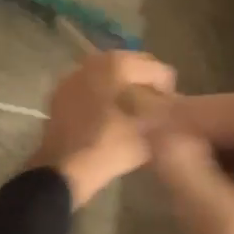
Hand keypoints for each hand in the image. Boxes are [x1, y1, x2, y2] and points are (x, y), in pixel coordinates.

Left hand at [29, 52, 176, 207]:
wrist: (63, 170)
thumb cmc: (108, 148)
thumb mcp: (147, 133)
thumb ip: (164, 114)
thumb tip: (173, 107)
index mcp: (114, 65)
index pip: (153, 66)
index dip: (167, 84)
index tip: (173, 103)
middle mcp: (91, 63)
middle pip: (128, 63)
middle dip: (145, 79)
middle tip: (158, 100)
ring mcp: (72, 77)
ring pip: (106, 72)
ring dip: (123, 84)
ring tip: (136, 105)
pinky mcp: (60, 95)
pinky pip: (89, 84)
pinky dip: (103, 92)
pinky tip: (111, 112)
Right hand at [148, 86, 233, 233]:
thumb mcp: (218, 229)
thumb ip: (180, 169)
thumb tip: (145, 122)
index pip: (194, 112)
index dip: (170, 152)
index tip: (170, 193)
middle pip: (204, 116)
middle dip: (189, 160)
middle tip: (197, 208)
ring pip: (210, 128)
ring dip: (198, 167)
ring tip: (211, 209)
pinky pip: (226, 139)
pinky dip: (214, 169)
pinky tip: (224, 202)